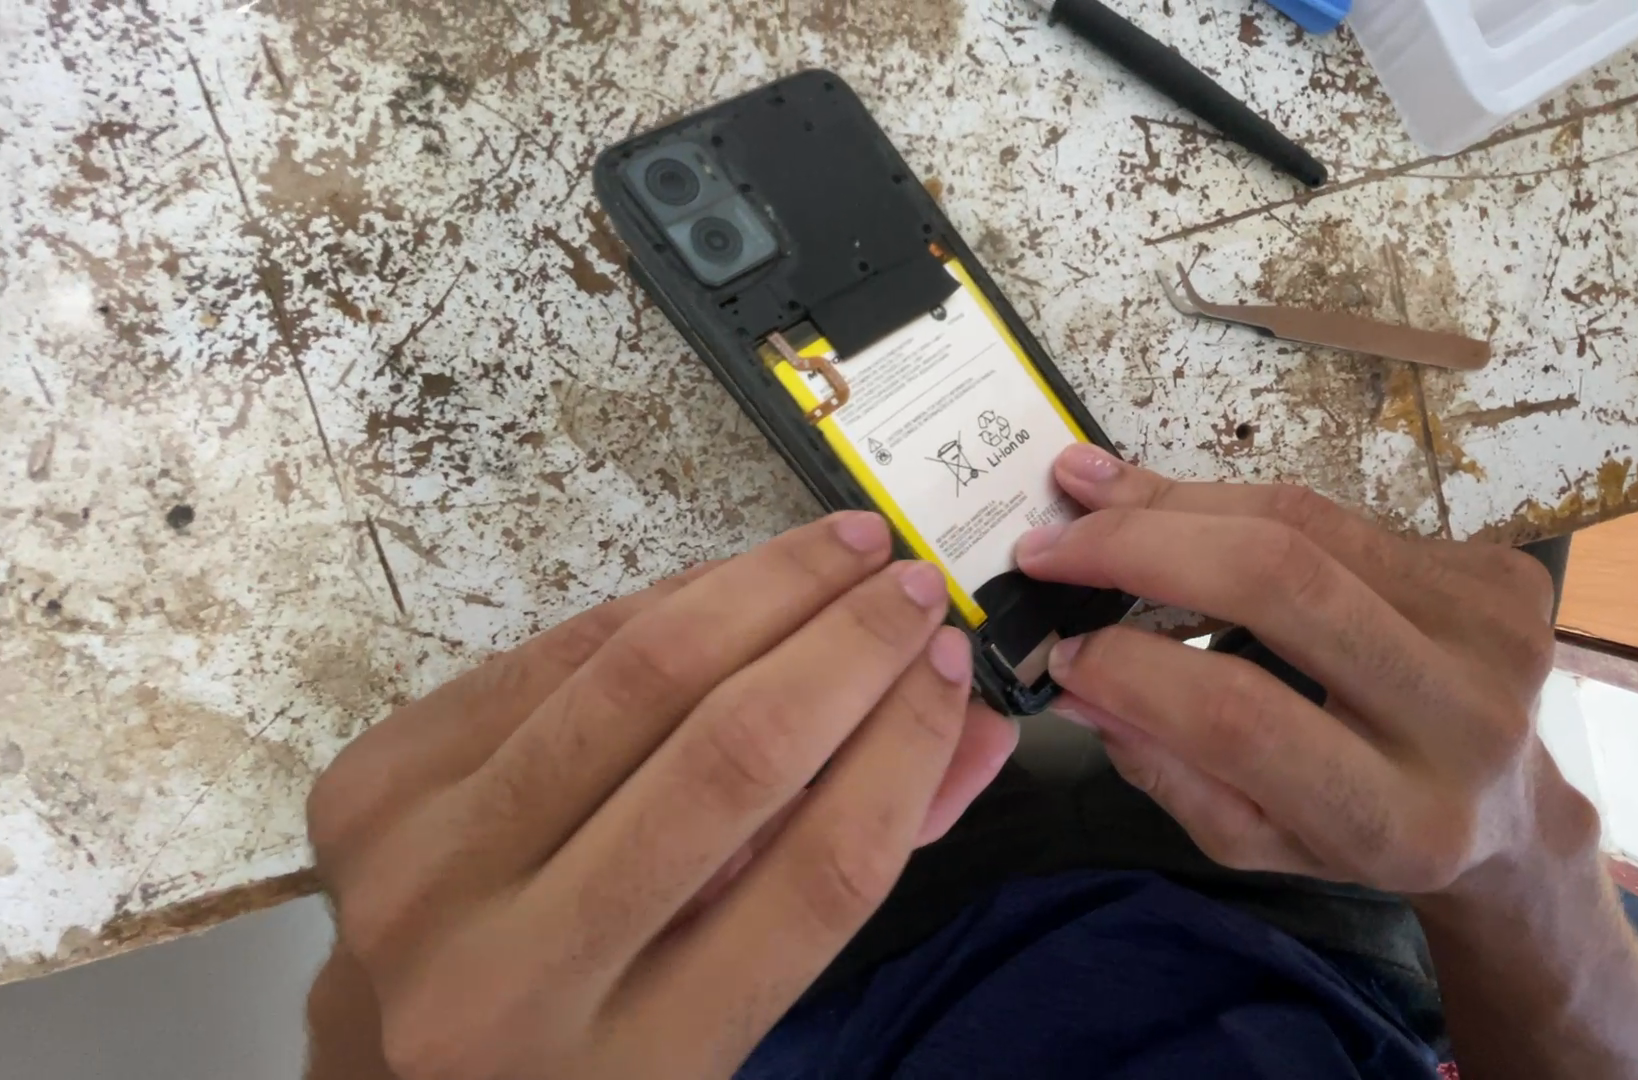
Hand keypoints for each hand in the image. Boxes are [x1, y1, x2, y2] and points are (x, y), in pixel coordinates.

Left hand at [304, 513, 1014, 1078]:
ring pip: (642, 670)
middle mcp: (510, 975)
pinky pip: (569, 645)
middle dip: (850, 641)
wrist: (399, 1070)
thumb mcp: (751, 989)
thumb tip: (980, 724)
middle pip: (732, 752)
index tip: (955, 655)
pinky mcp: (376, 777)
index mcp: (640, 1066)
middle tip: (914, 579)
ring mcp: (420, 865)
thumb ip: (871, 852)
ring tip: (851, 544)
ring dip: (770, 584)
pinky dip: (677, 596)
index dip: (909, 743)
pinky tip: (749, 575)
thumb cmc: (610, 1041)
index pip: (821, 873)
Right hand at [1015, 446, 1597, 900]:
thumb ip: (1161, 764)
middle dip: (1139, 546)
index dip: (1132, 669)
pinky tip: (1161, 501)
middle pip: (1280, 581)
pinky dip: (1225, 501)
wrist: (1504, 805)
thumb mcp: (1249, 835)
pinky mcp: (1495, 571)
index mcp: (1396, 818)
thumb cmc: (1355, 834)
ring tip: (1085, 486)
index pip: (1240, 715)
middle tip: (1049, 541)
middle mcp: (1464, 715)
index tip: (1059, 646)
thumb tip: (1075, 678)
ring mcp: (1492, 626)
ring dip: (1170, 500)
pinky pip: (1327, 511)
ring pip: (1299, 521)